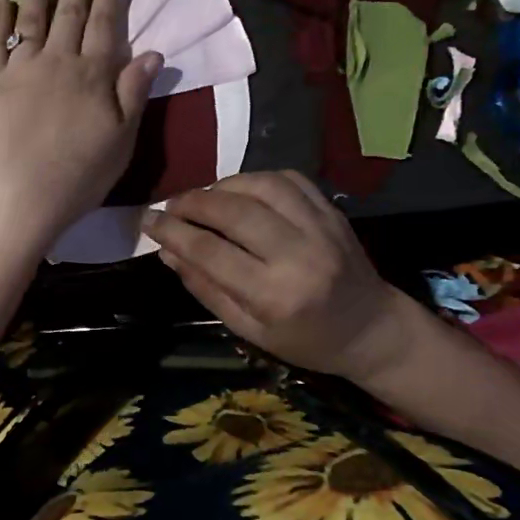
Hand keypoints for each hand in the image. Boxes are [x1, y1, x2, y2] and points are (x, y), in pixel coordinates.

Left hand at [0, 0, 162, 249]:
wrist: (15, 198)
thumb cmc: (78, 177)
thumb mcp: (121, 141)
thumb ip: (135, 94)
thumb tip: (154, 52)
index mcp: (94, 75)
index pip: (106, 25)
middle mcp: (58, 61)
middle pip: (70, 14)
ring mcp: (21, 69)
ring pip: (33, 18)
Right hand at [145, 171, 422, 380]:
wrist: (370, 328)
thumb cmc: (305, 340)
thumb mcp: (248, 330)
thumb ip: (206, 288)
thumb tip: (167, 251)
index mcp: (275, 295)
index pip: (211, 251)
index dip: (173, 232)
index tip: (148, 222)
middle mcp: (299, 255)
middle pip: (233, 211)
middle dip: (192, 202)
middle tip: (170, 206)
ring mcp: (320, 227)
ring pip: (260, 186)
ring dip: (222, 185)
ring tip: (203, 198)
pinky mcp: (332, 210)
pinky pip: (287, 179)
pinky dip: (255, 179)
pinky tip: (240, 191)